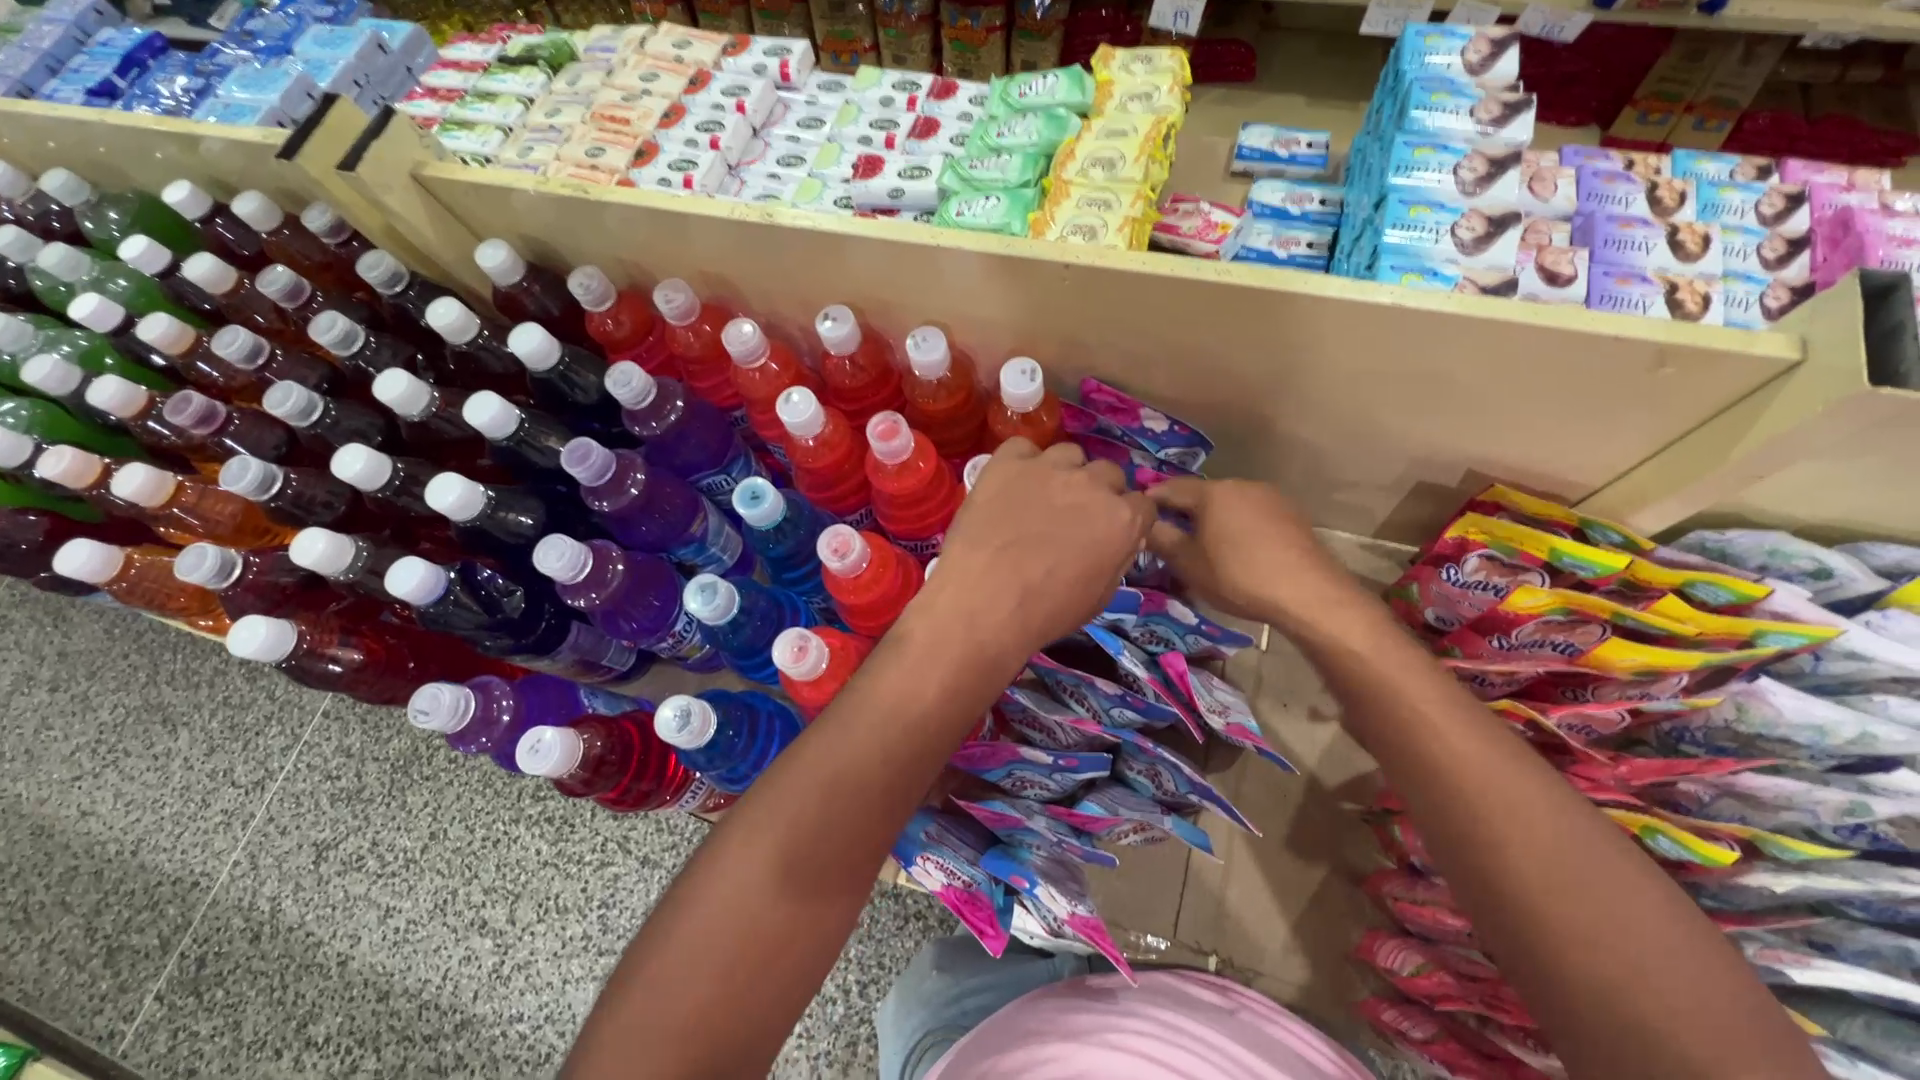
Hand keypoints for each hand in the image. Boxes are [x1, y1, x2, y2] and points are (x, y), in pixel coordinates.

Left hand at [916, 439, 1154, 662]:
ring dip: (1063, 473)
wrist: (984, 602)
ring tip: (1040, 500)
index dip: (1126, 520)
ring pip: (1069, 454)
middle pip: (1108, 474)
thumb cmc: (1046, 611)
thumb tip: (1118, 542)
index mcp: (1123, 518)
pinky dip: (1021, 462)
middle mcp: (1093, 483)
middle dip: (1097, 493)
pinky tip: (1010, 485)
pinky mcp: (1008, 462)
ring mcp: (1049, 467)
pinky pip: (1023, 448)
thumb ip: (1116, 558)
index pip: (1142, 505)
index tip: (1110, 533)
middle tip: (1073, 519)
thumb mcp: (1099, 597)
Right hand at [1145, 477, 1360, 630]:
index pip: (1170, 488)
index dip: (1151, 501)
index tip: (1139, 517)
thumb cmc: (1238, 576)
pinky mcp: (1291, 514)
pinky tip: (1240, 552)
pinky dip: (1239, 528)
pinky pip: (1253, 515)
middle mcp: (1241, 485)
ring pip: (1230, 505)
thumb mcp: (1188, 564)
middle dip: (1184, 512)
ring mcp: (1270, 497)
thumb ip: (1162, 539)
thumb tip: (1144, 523)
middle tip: (1170, 537)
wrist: (1307, 592)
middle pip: (1203, 495)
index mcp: (1212, 492)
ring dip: (1214, 520)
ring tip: (1206, 547)